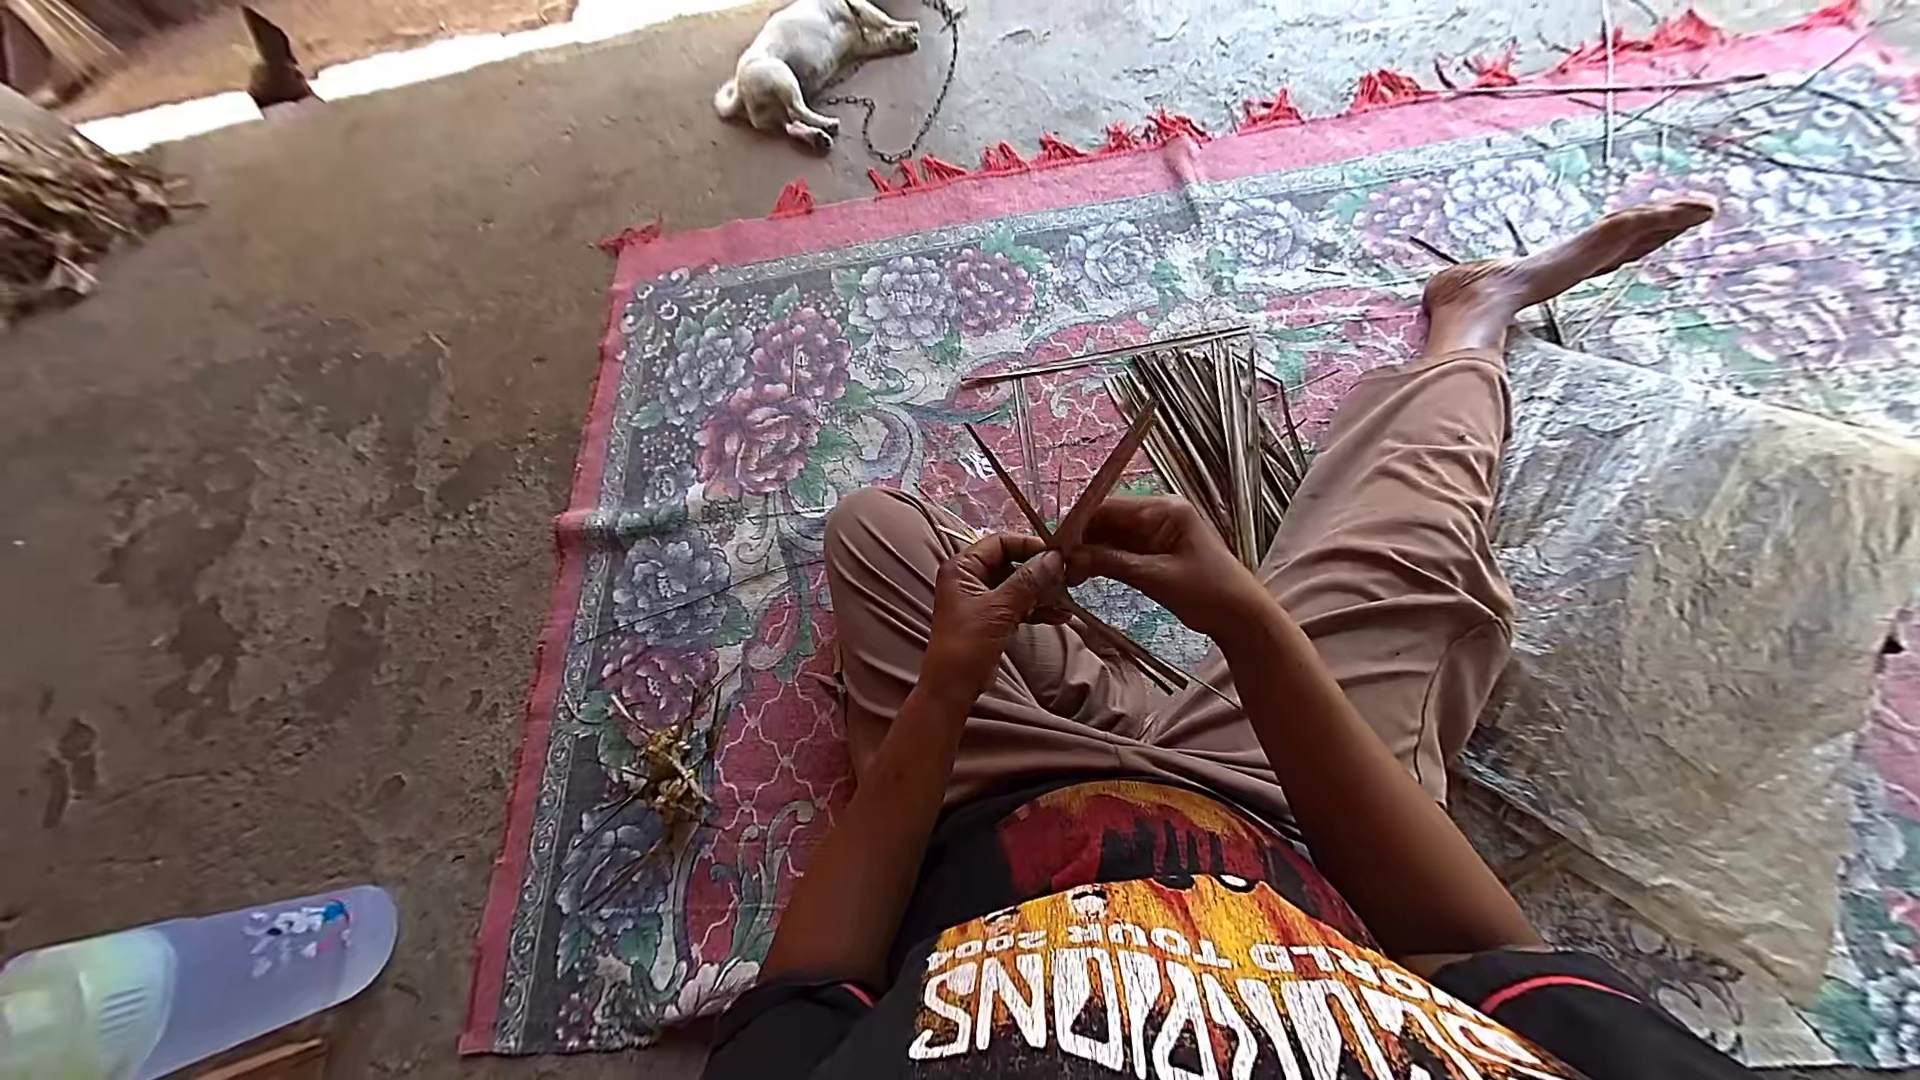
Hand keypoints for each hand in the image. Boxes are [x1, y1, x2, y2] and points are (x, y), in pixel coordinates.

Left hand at [922, 534, 1064, 704]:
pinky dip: (1038, 609)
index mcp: (962, 568)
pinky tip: (1060, 616)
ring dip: (1042, 592)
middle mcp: (971, 578)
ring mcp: (983, 599)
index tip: (1055, 554)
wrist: (953, 687)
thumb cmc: (967, 644)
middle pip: (1012, 563)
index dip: (1027, 546)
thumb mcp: (998, 609)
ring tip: (1066, 598)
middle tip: (1066, 577)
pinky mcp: (995, 618)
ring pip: (1019, 585)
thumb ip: (1027, 581)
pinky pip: (1020, 605)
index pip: (999, 543)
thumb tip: (1055, 558)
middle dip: (1039, 571)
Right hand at [1064, 495, 1271, 641]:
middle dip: (1081, 540)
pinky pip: (1120, 549)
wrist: (1243, 618)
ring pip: (1110, 535)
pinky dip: (1102, 560)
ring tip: (1067, 572)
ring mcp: (1157, 531)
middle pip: (1108, 519)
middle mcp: (1159, 513)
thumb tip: (1070, 558)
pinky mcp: (1155, 550)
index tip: (1053, 544)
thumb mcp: (1155, 577)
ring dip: (1089, 552)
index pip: (1110, 507)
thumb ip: (1111, 562)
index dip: (1079, 523)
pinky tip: (1084, 573)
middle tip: (1056, 564)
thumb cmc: (1208, 593)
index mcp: (1165, 509)